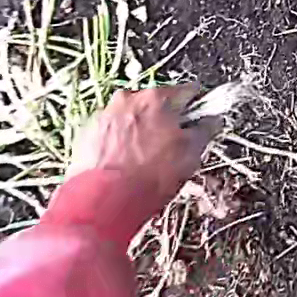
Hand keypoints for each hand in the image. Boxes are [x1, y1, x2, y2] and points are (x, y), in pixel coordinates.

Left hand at [67, 86, 219, 205]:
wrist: (100, 205)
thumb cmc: (150, 176)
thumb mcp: (192, 152)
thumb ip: (206, 128)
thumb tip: (212, 120)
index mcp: (158, 97)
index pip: (188, 92)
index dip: (197, 109)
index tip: (198, 124)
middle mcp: (129, 99)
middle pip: (158, 102)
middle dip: (166, 119)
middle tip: (171, 145)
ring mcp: (104, 115)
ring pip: (133, 116)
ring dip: (142, 129)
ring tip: (144, 157)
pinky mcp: (84, 134)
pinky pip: (112, 131)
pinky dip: (120, 141)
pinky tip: (125, 162)